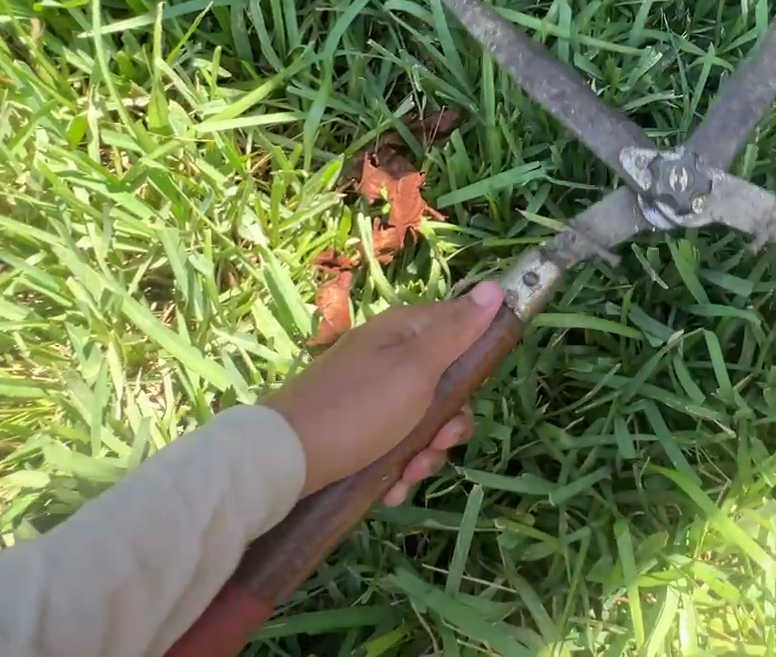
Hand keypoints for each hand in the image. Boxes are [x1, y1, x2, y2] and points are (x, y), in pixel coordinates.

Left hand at [265, 282, 503, 499]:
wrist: (279, 462)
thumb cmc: (358, 409)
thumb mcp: (418, 368)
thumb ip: (458, 330)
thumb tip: (496, 286)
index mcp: (404, 331)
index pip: (459, 328)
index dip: (474, 362)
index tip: (472, 394)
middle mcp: (388, 356)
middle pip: (445, 383)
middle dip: (449, 422)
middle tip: (439, 443)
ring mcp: (371, 393)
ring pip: (422, 420)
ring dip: (425, 452)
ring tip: (407, 476)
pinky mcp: (355, 429)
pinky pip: (394, 444)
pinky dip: (398, 467)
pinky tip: (389, 489)